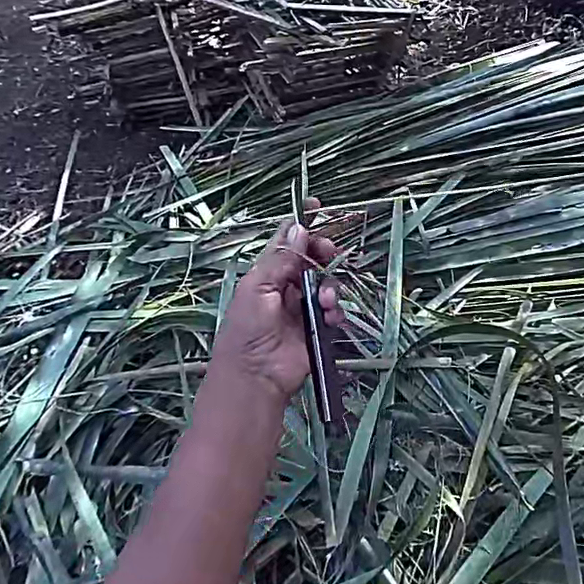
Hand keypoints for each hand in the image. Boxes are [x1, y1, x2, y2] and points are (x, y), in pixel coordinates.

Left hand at [210, 202, 345, 401]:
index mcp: (267, 273)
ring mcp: (302, 307)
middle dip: (322, 253)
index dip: (301, 224)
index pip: (286, 242)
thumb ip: (281, 259)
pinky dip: (335, 311)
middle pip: (311, 259)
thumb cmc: (247, 330)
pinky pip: (334, 311)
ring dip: (330, 287)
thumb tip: (299, 229)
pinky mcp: (317, 327)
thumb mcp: (258, 288)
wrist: (255, 377)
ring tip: (326, 301)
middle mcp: (286, 286)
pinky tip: (330, 317)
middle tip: (328, 252)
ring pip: (326, 283)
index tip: (316, 207)